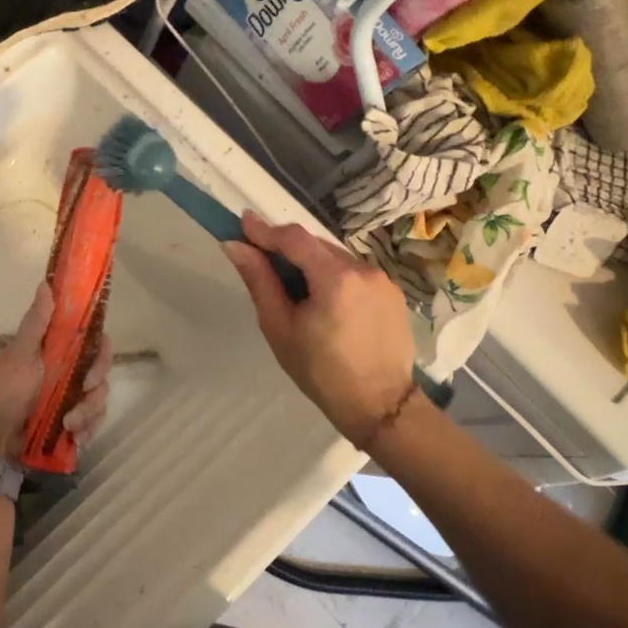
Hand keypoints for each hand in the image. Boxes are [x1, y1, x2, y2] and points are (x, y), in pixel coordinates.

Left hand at [0, 283, 111, 460]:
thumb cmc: (6, 391)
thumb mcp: (19, 355)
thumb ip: (36, 323)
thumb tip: (45, 283)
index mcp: (56, 350)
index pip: (91, 340)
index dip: (100, 346)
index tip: (94, 356)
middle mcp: (67, 371)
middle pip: (101, 369)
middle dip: (96, 383)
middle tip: (85, 390)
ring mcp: (71, 398)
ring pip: (100, 398)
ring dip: (88, 412)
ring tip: (68, 425)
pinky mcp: (73, 422)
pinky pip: (94, 422)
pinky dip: (87, 430)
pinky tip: (74, 438)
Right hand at [223, 211, 416, 446]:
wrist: (380, 405)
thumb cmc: (320, 371)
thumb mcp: (280, 327)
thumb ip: (259, 281)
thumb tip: (234, 246)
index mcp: (335, 278)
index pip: (294, 237)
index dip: (265, 230)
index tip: (242, 223)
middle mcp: (364, 269)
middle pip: (315, 245)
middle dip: (287, 250)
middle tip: (262, 266)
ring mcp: (383, 279)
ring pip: (335, 258)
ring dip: (311, 264)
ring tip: (295, 294)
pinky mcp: (393, 292)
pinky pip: (354, 273)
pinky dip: (333, 278)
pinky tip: (324, 305)